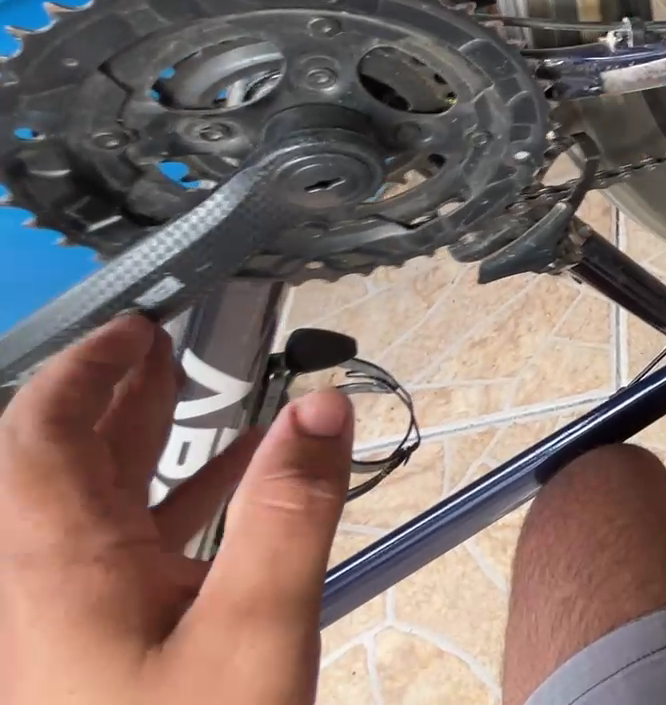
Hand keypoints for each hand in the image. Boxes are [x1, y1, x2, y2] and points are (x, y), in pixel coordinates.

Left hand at [0, 315, 352, 704]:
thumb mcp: (257, 626)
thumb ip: (293, 509)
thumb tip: (323, 403)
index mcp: (56, 578)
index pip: (33, 450)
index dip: (78, 379)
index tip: (133, 329)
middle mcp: (48, 592)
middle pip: (56, 473)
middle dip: (106, 400)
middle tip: (162, 344)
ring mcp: (78, 623)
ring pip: (96, 510)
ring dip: (144, 444)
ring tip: (198, 391)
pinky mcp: (114, 646)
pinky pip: (140, 549)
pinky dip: (188, 499)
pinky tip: (242, 479)